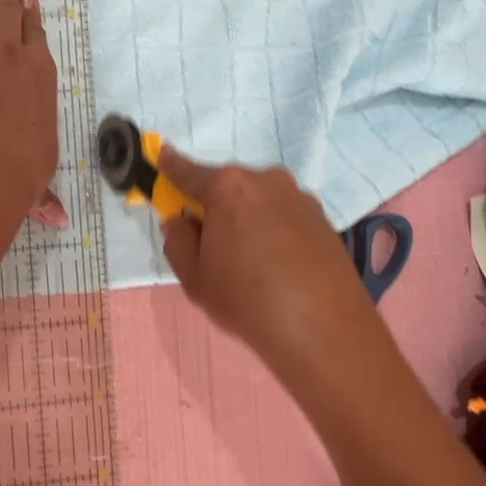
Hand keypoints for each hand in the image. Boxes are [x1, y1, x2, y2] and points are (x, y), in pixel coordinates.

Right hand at [157, 148, 377, 355]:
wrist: (323, 328)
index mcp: (228, 188)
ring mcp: (299, 198)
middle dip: (214, 205)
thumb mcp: (193, 277)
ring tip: (246, 262)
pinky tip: (273, 266)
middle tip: (208, 242)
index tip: (162, 157)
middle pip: (227, 186)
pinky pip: (283, 217)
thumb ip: (178, 241)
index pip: (188, 172)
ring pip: (258, 201)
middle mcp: (266, 181)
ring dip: (245, 219)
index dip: (171, 167)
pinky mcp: (323, 219)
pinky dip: (271, 231)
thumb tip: (181, 221)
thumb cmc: (246, 298)